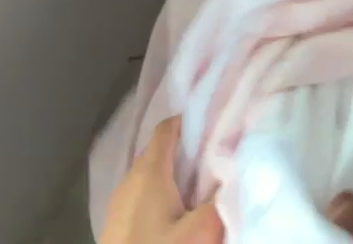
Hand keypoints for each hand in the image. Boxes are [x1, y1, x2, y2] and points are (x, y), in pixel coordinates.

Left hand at [102, 118, 221, 243]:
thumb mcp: (200, 232)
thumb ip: (220, 200)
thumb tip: (235, 175)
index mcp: (149, 172)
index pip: (168, 128)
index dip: (192, 122)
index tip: (218, 127)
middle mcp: (130, 180)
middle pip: (161, 151)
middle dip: (189, 152)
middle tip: (218, 161)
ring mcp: (119, 204)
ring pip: (152, 175)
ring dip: (176, 177)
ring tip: (202, 191)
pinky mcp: (116, 226)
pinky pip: (143, 197)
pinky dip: (163, 197)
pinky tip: (178, 217)